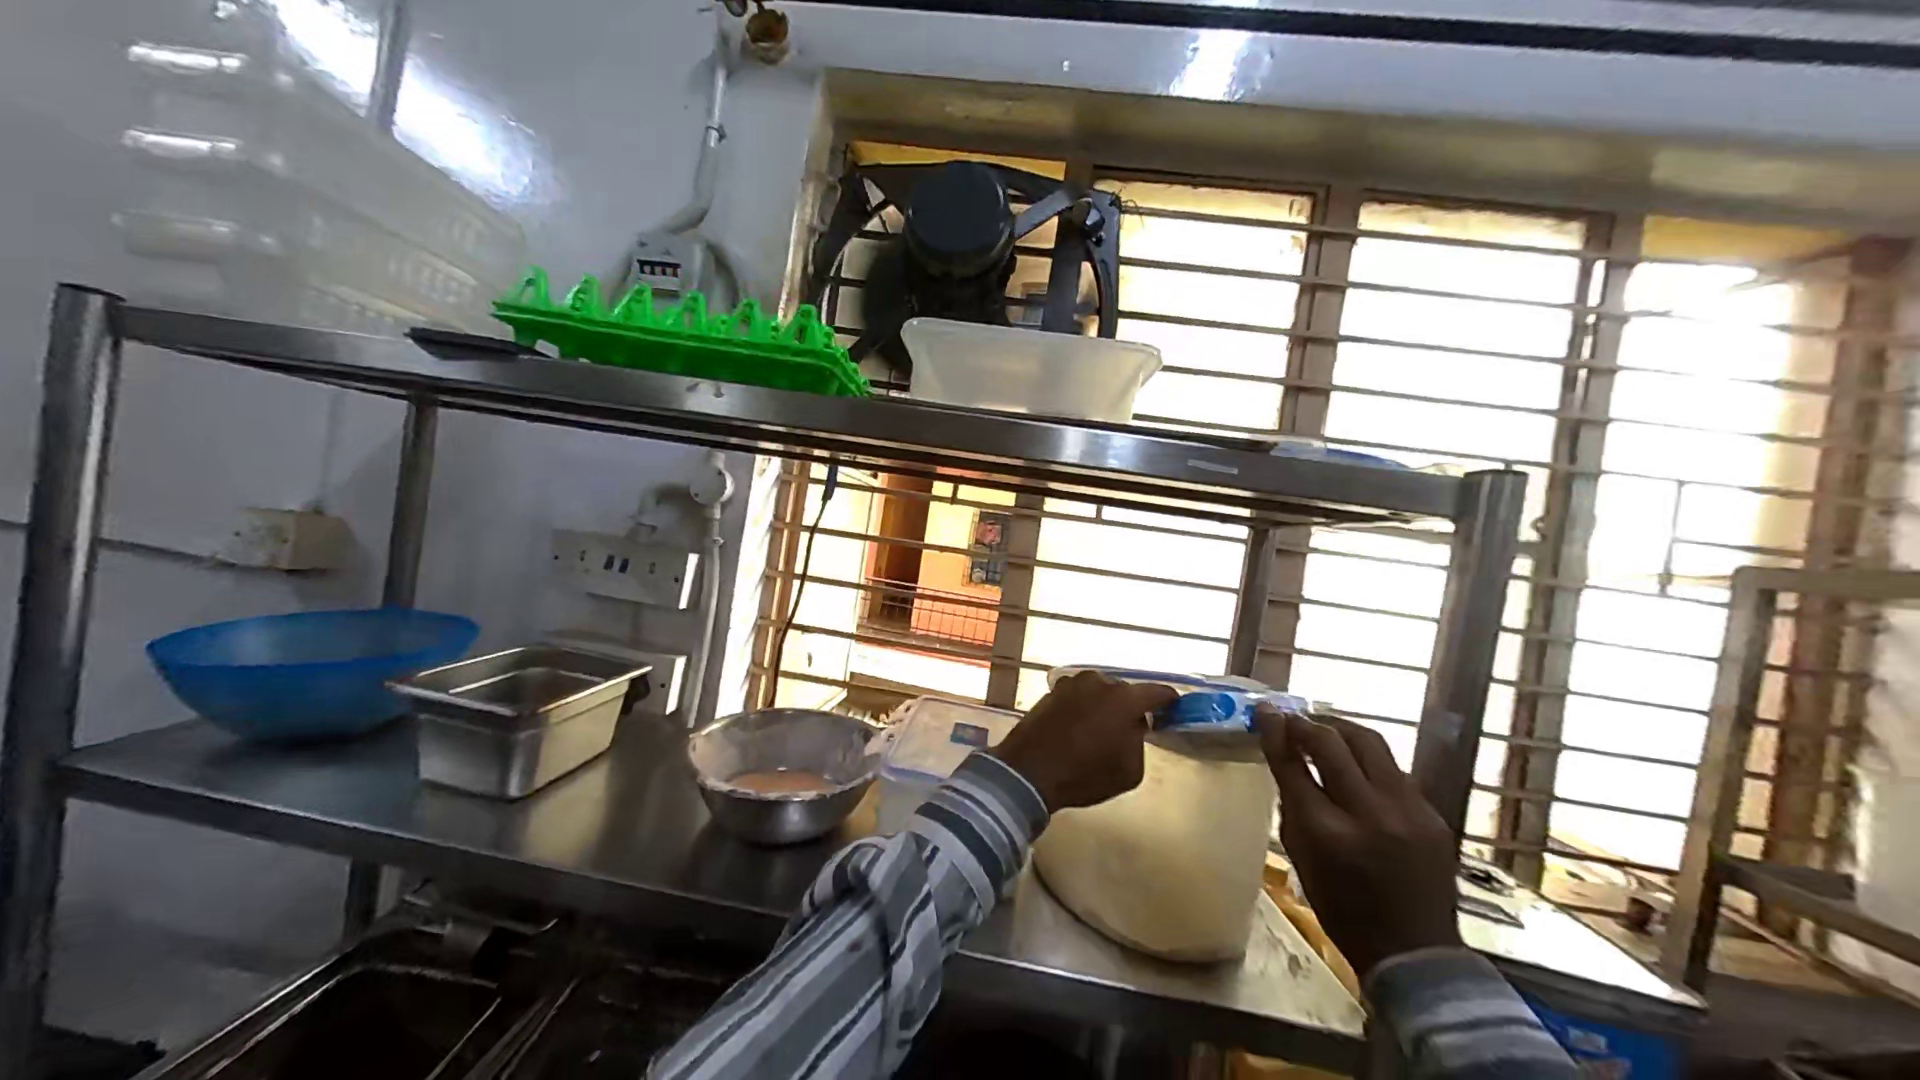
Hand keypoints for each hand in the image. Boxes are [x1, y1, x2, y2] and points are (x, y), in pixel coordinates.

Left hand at [990, 672, 1177, 811]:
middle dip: (1130, 706)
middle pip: (1124, 690)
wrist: (1029, 772)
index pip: (1157, 692)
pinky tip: (1079, 728)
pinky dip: (1083, 708)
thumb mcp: (1130, 770)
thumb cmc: (1085, 774)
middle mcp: (1098, 682)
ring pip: (1098, 692)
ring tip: (1101, 729)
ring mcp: (1071, 684)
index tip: (1172, 708)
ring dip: (1104, 705)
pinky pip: (1077, 697)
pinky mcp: (1050, 692)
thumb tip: (1133, 727)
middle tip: (1131, 727)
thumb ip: (1138, 741)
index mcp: (1124, 698)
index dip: (1168, 701)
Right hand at [1256, 707, 1461, 978]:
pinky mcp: (1432, 815)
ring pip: (1370, 744)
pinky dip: (1367, 759)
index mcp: (1327, 832)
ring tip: (1323, 729)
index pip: (1294, 764)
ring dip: (1340, 730)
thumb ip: (1293, 801)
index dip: (1276, 732)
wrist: (1413, 950)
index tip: (1266, 712)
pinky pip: (1393, 769)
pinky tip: (1356, 764)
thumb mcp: (1301, 854)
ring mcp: (1408, 811)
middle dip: (1307, 724)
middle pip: (1333, 743)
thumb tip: (1283, 753)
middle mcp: (1370, 814)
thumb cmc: (1342, 907)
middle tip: (1292, 720)